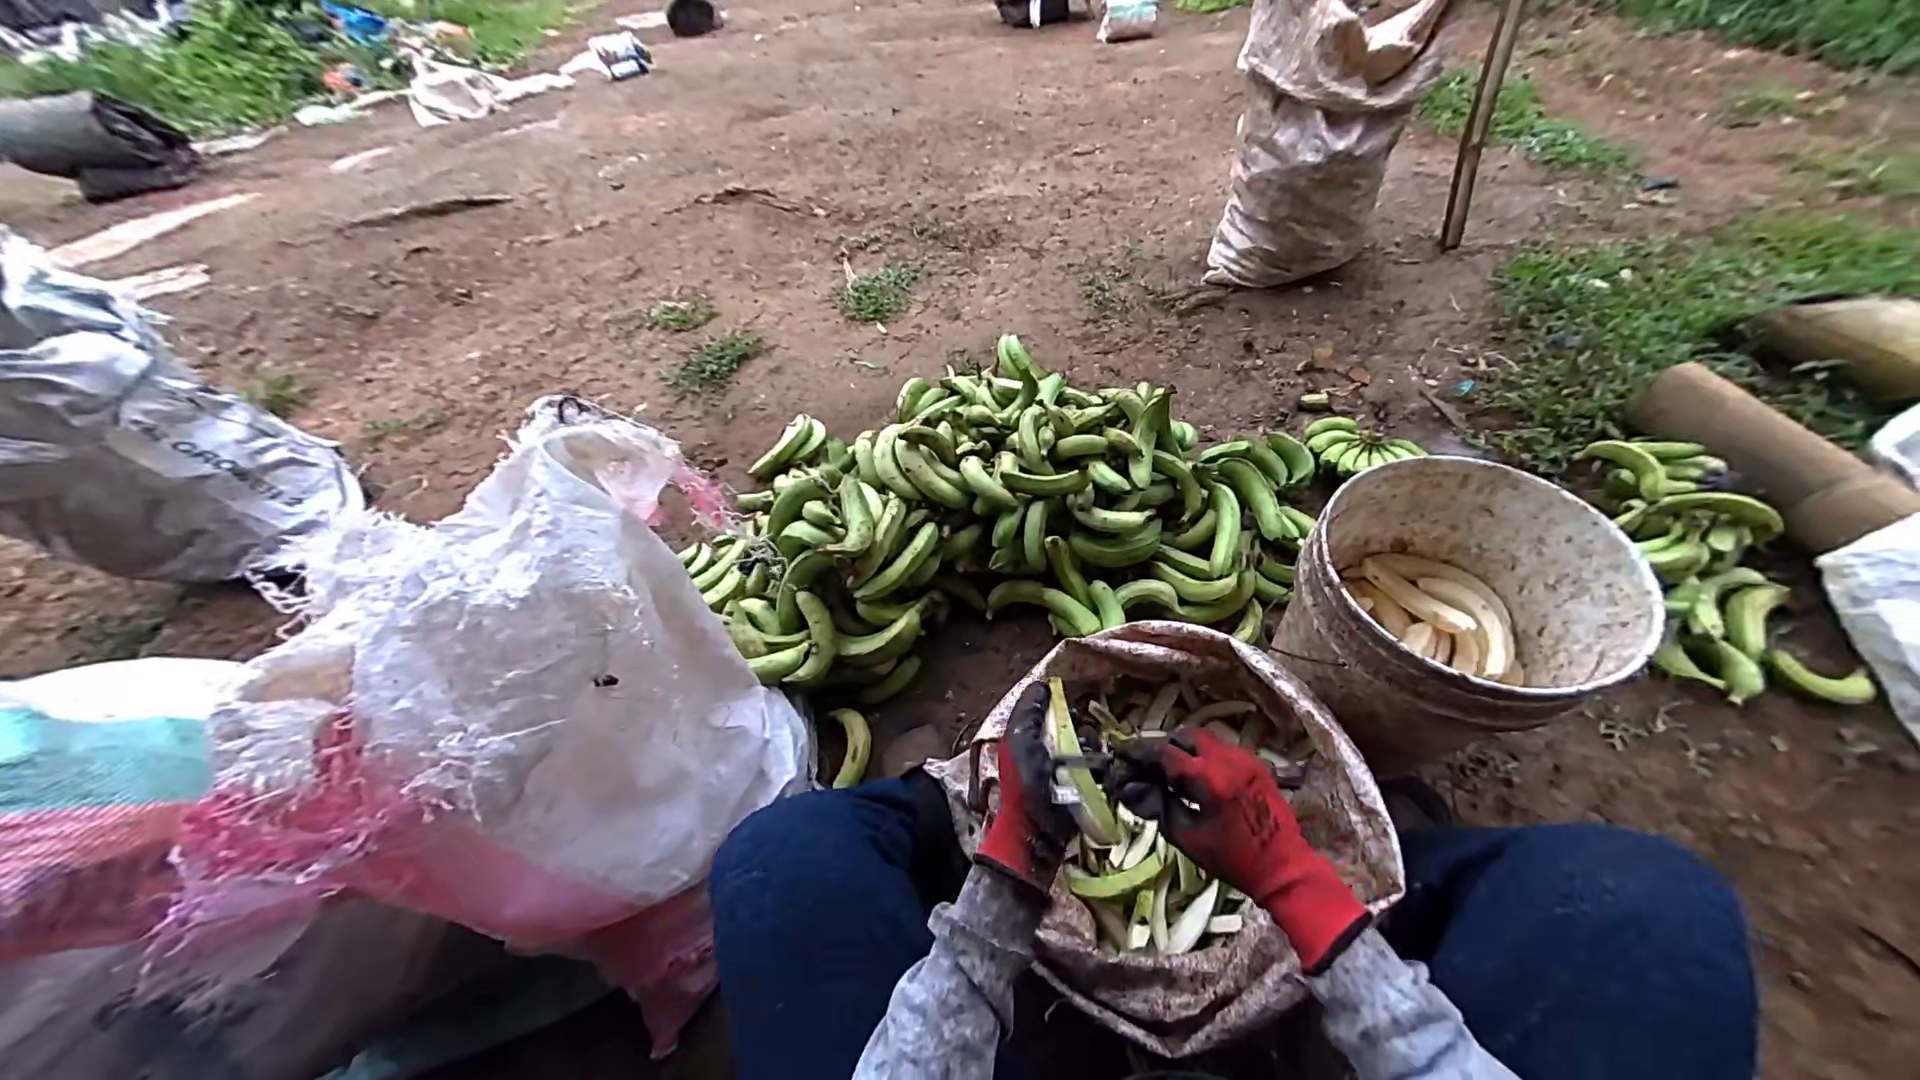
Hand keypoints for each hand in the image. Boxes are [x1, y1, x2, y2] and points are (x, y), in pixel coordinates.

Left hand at [974, 682, 1077, 896]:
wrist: (1037, 834)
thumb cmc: (1024, 785)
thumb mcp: (1020, 741)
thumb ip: (1028, 711)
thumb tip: (1042, 684)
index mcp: (1024, 733)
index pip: (1045, 704)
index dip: (1059, 699)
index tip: (1074, 698)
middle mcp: (1042, 745)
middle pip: (1068, 720)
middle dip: (1076, 723)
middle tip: (1081, 732)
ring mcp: (1061, 765)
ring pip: (1084, 739)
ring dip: (1087, 743)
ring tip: (1087, 753)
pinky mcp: (1079, 782)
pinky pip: (1094, 762)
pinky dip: (1097, 762)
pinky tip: (1097, 766)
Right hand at [1111, 729, 1367, 972]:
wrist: (1286, 869)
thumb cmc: (1234, 859)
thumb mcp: (1187, 837)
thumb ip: (1159, 806)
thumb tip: (1134, 787)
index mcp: (1209, 780)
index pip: (1166, 752)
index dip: (1141, 752)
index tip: (1125, 755)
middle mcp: (1228, 761)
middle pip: (1186, 735)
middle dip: (1165, 745)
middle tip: (1152, 763)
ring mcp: (1246, 759)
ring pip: (1206, 739)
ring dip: (1186, 748)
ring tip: (1176, 770)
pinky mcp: (1257, 765)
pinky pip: (1223, 749)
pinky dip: (1206, 755)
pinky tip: (1201, 777)